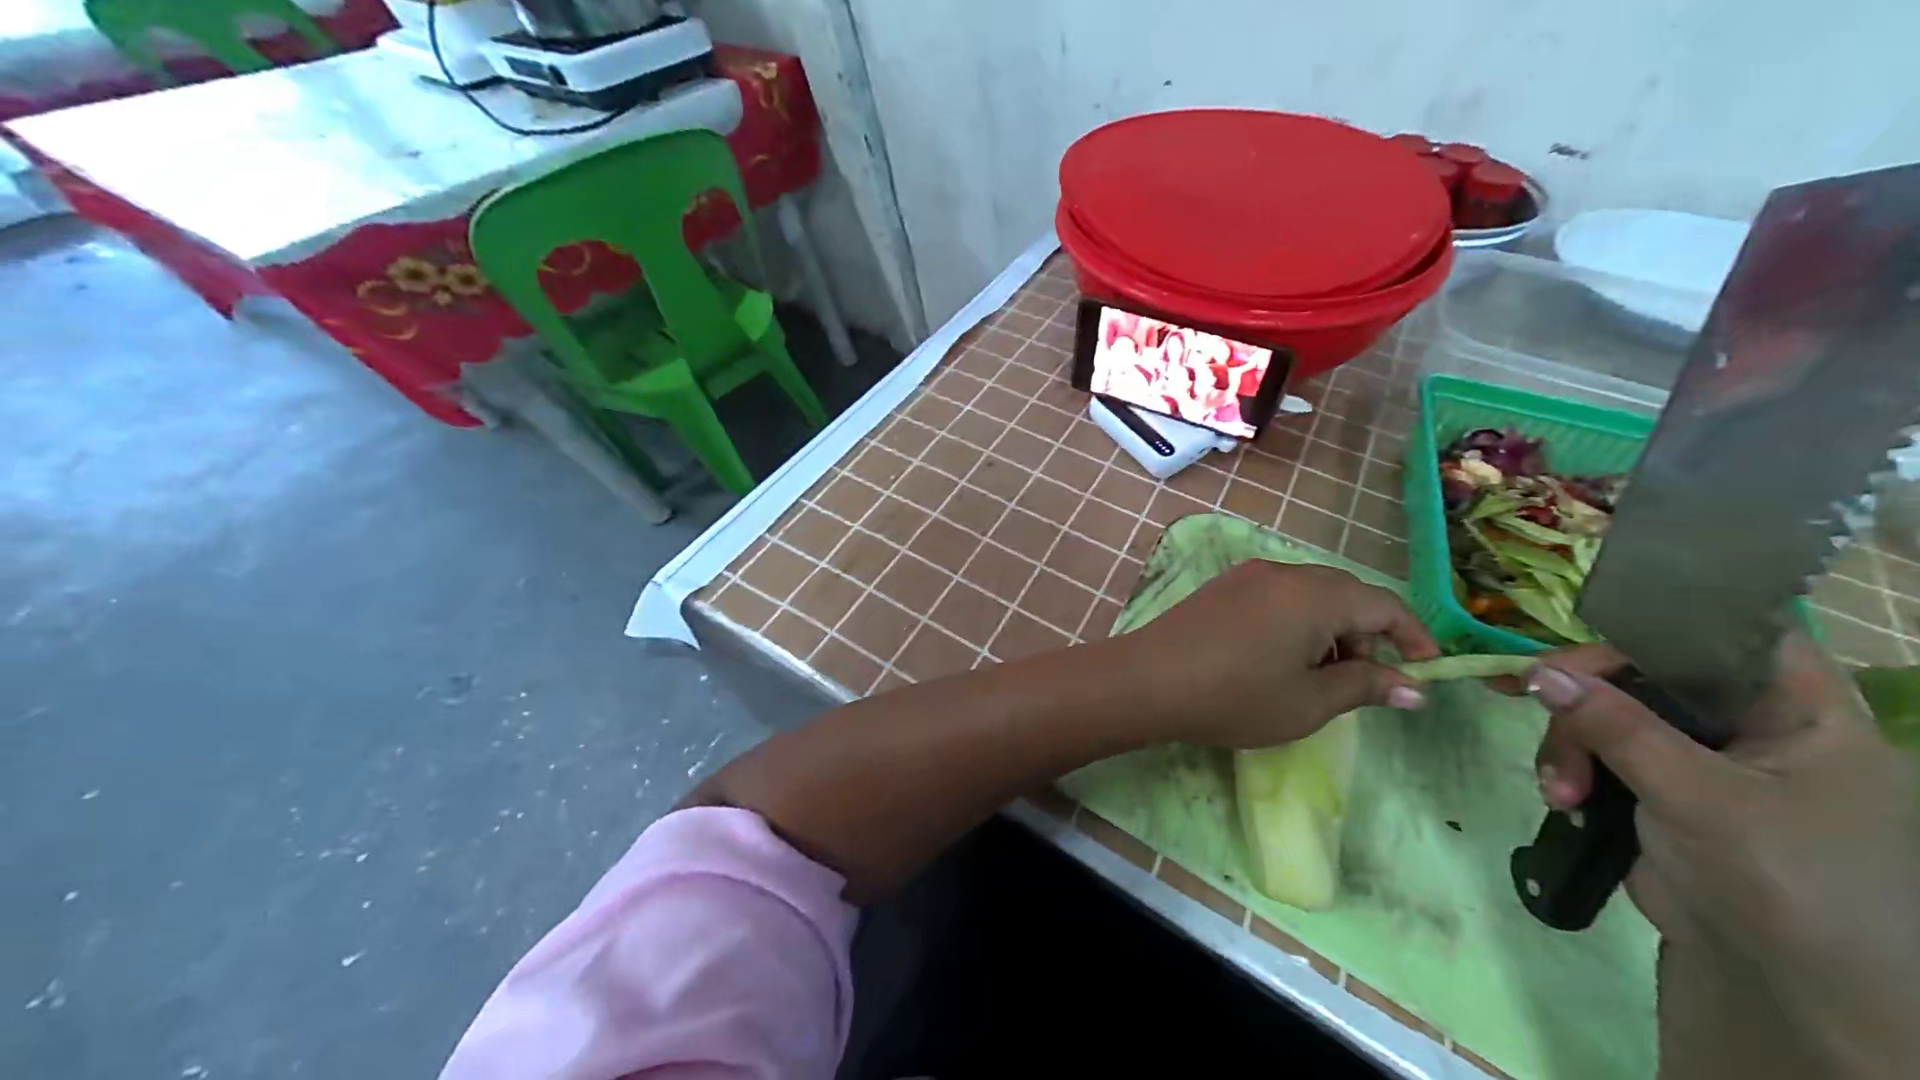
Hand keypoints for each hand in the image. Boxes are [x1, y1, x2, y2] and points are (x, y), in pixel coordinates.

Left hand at [1111, 560, 1439, 748]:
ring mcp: (1247, 576)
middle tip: (1368, 681)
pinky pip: (1277, 597)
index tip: (1427, 670)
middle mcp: (1283, 572)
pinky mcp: (1221, 587)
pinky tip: (1282, 659)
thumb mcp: (1309, 702)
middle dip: (1368, 635)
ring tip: (1322, 678)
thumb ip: (1365, 686)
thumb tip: (1413, 688)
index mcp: (1315, 594)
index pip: (1384, 604)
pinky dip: (1296, 623)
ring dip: (1330, 630)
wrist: (1145, 681)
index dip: (1414, 637)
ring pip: (1310, 595)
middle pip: (1346, 594)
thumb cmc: (1234, 696)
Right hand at [1526, 638, 1919, 1078]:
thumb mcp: (1697, 795)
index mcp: (1802, 710)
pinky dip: (1571, 768)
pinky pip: (1598, 750)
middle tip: (1537, 710)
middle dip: (1585, 699)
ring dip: (1569, 744)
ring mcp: (1701, 755)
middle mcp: (1751, 722)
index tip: (1582, 640)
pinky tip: (1565, 798)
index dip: (1660, 622)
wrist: (1780, 980)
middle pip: (1646, 671)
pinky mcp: (1659, 785)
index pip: (1730, 633)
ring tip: (1561, 790)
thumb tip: (1537, 671)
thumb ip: (1616, 726)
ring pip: (1609, 712)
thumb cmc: (1781, 878)